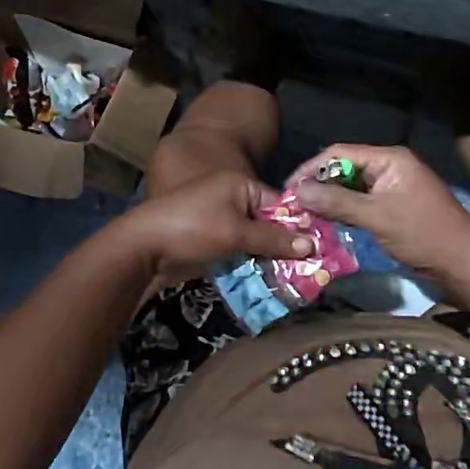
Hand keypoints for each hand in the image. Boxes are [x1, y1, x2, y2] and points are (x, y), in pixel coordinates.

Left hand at [110, 171, 312, 284]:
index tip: (325, 249)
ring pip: (258, 241)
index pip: (281, 203)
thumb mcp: (235, 232)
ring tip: (302, 281)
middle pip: (271, 223)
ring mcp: (223, 222)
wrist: (145, 248)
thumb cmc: (191, 228)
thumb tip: (312, 244)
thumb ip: (273, 238)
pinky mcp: (215, 244)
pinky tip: (275, 283)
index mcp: (239, 185)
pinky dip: (256, 266)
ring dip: (273, 260)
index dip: (301, 226)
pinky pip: (243, 253)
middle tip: (318, 270)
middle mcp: (233, 199)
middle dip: (289, 246)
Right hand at [286, 144, 469, 274]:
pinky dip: (341, 211)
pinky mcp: (391, 208)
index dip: (311, 168)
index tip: (288, 189)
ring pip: (349, 188)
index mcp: (389, 159)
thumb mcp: (376, 216)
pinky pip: (358, 203)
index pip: (339, 153)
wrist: (466, 267)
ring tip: (303, 215)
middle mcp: (389, 168)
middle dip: (317, 185)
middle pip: (342, 169)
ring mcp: (391, 189)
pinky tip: (325, 223)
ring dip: (327, 200)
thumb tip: (297, 191)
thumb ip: (336, 201)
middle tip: (293, 205)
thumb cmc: (424, 235)